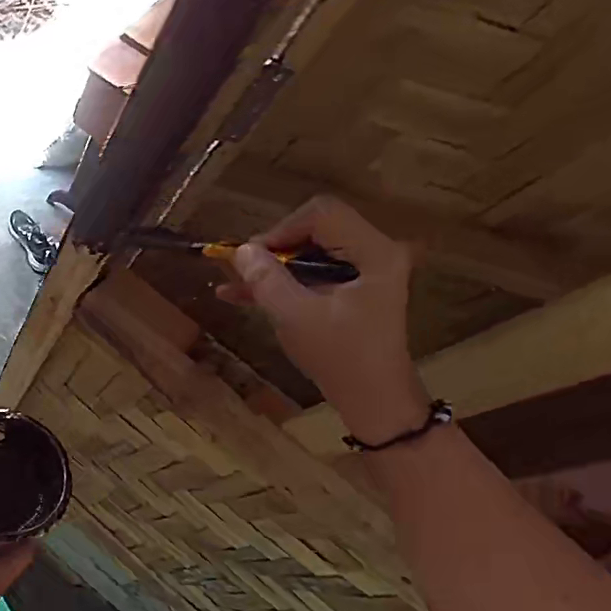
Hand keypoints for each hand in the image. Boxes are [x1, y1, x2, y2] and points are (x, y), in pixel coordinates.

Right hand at [216, 196, 429, 443]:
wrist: (371, 396)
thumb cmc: (340, 356)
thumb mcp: (296, 316)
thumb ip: (267, 280)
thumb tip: (240, 251)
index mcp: (374, 253)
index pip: (322, 215)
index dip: (281, 230)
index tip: (253, 258)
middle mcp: (374, 252)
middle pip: (315, 227)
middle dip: (274, 248)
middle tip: (245, 272)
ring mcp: (363, 270)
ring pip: (307, 249)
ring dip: (271, 266)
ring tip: (236, 284)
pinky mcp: (350, 287)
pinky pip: (310, 270)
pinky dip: (280, 280)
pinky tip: (239, 293)